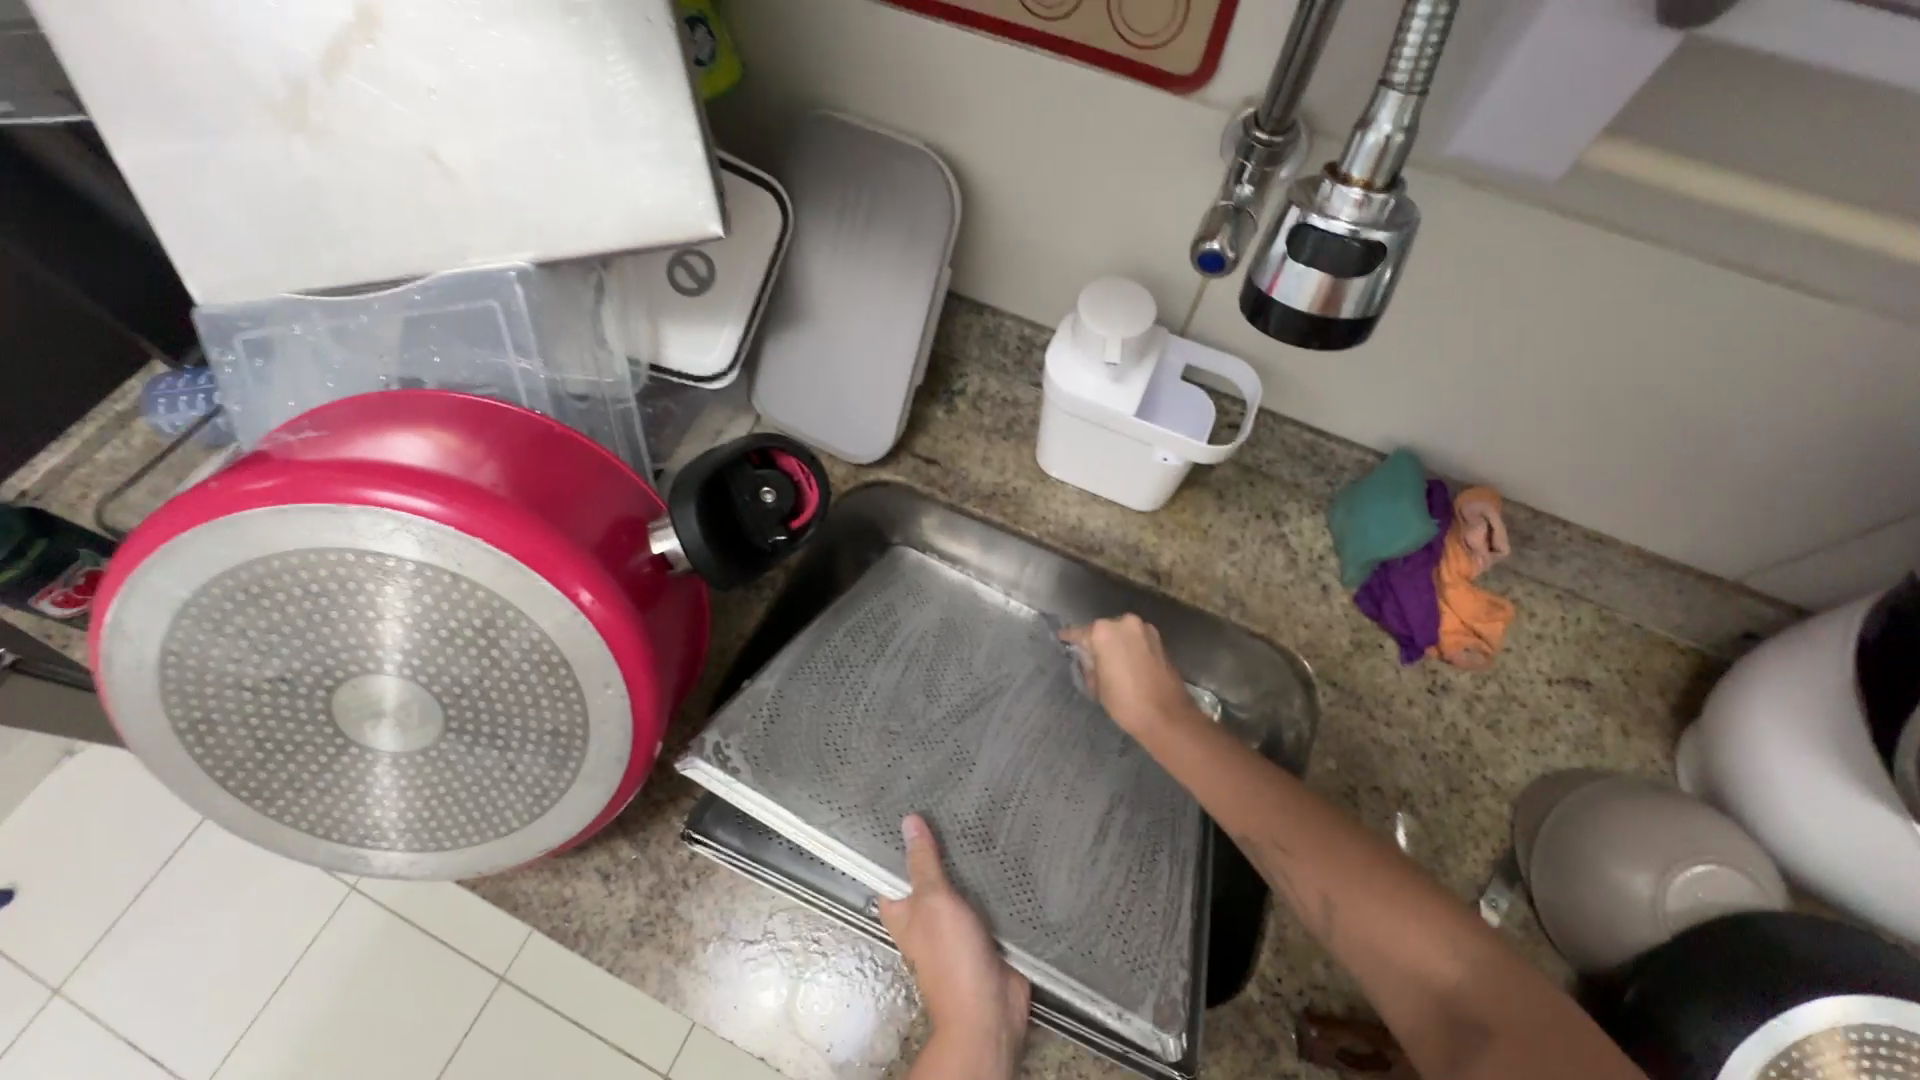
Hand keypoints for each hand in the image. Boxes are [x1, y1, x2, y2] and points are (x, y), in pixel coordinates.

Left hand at [879, 815, 1028, 1073]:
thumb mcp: (933, 901)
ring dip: (971, 860)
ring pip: (961, 882)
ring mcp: (956, 923)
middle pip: (931, 871)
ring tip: (983, 815)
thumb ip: (923, 862)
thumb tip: (908, 822)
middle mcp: (926, 914)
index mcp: (901, 909)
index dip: (901, 838)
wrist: (990, 1010)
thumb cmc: (951, 957)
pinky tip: (1006, 850)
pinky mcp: (985, 929)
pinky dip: (995, 879)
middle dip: (943, 844)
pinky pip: (988, 897)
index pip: (894, 866)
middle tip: (956, 801)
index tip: (913, 802)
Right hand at [1059, 615, 1202, 736]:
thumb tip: (1089, 659)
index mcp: (1103, 631)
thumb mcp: (1097, 685)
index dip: (1069, 638)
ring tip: (1109, 663)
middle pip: (1102, 629)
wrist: (1167, 715)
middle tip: (1089, 658)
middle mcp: (1124, 623)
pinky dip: (1129, 648)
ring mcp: (1145, 629)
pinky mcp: (1159, 640)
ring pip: (1121, 633)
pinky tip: (1125, 664)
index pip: (1079, 632)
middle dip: (1095, 641)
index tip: (1062, 639)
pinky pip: (1136, 640)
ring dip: (1114, 644)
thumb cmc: (1125, 701)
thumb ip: (1089, 665)